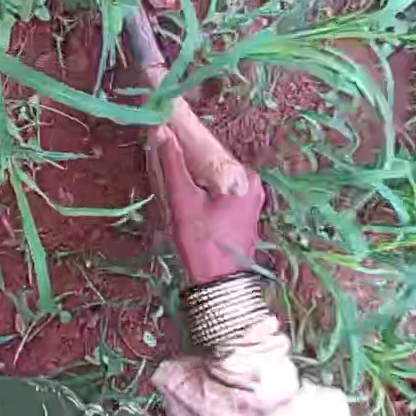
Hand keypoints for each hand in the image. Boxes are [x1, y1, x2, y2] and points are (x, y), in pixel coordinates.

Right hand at [149, 127, 264, 283]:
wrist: (219, 285)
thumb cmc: (203, 243)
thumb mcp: (183, 201)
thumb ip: (173, 165)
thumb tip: (162, 130)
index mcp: (243, 177)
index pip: (210, 148)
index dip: (185, 142)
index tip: (164, 135)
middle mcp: (252, 185)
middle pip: (213, 163)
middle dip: (188, 161)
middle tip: (162, 161)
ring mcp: (250, 201)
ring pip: (214, 179)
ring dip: (194, 177)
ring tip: (171, 180)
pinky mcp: (243, 215)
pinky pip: (219, 192)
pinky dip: (202, 190)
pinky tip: (186, 196)